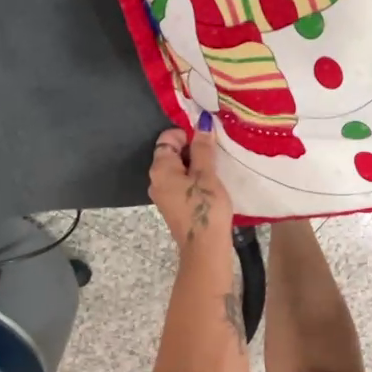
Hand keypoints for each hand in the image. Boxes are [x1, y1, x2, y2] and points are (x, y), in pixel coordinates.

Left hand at [149, 128, 233, 253]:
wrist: (205, 248)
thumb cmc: (206, 208)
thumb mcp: (207, 175)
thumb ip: (203, 149)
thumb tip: (201, 124)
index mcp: (160, 169)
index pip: (167, 138)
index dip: (187, 134)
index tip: (207, 141)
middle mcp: (155, 180)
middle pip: (171, 153)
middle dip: (192, 150)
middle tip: (215, 155)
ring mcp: (162, 195)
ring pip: (177, 170)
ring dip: (195, 166)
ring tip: (215, 170)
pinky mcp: (172, 206)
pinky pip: (180, 184)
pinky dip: (193, 180)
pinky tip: (209, 187)